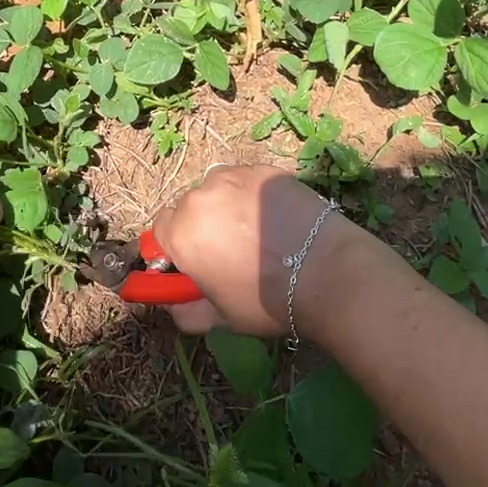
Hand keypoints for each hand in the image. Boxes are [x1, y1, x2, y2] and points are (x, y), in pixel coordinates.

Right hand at [152, 164, 364, 338]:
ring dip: (225, 207)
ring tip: (256, 233)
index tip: (195, 263)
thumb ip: (186, 311)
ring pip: (216, 190)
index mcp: (182, 232)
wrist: (328, 271)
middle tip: (230, 252)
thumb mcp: (222, 318)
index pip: (160, 230)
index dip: (175, 248)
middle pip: (188, 207)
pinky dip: (252, 196)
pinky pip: (245, 181)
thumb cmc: (268, 300)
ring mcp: (233, 177)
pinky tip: (275, 218)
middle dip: (201, 226)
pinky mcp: (262, 169)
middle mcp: (200, 197)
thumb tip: (174, 305)